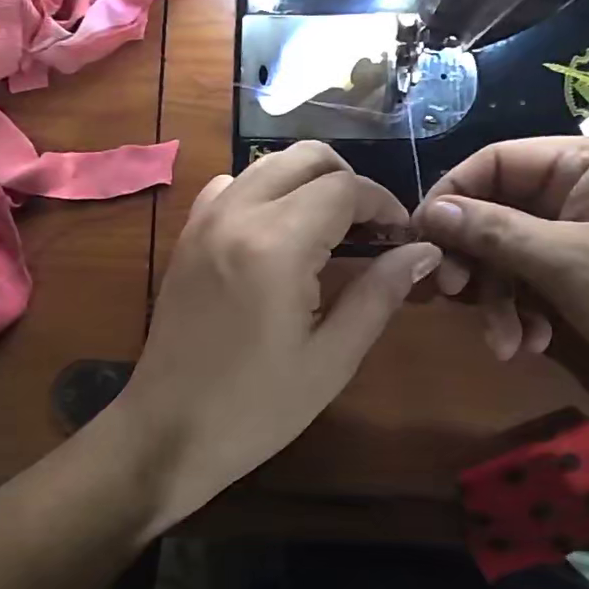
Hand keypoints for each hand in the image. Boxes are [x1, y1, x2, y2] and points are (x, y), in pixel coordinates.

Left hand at [114, 142, 441, 525]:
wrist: (166, 431)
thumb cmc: (256, 408)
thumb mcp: (331, 358)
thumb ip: (379, 293)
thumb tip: (422, 250)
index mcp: (276, 244)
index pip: (345, 188)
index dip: (383, 203)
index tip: (402, 236)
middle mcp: (237, 214)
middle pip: (306, 157)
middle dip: (349, 181)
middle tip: (370, 229)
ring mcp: (204, 220)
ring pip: (268, 164)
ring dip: (308, 182)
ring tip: (331, 230)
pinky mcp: (187, 235)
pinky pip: (232, 186)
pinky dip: (265, 192)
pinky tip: (278, 234)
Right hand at [412, 137, 588, 466]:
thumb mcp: (572, 264)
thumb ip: (494, 232)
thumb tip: (428, 210)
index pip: (498, 160)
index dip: (452, 196)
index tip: (418, 240)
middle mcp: (587, 187)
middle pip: (499, 209)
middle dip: (476, 260)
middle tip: (448, 296)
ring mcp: (588, 232)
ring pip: (512, 251)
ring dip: (499, 298)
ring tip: (504, 343)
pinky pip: (536, 278)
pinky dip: (525, 310)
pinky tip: (529, 343)